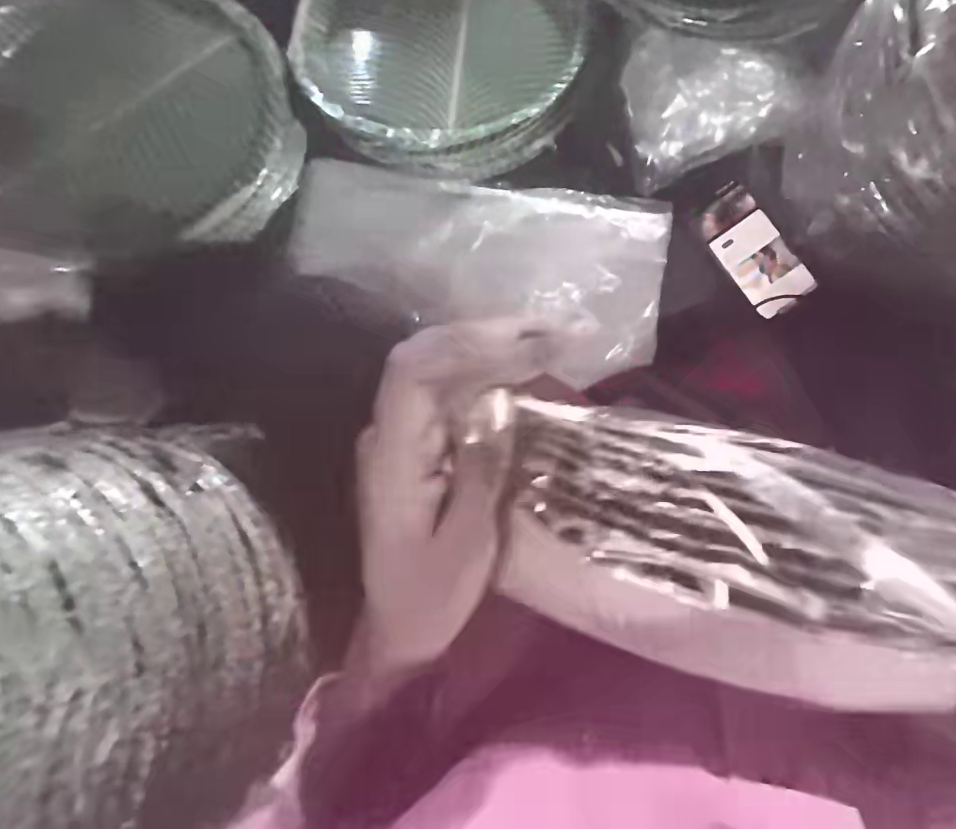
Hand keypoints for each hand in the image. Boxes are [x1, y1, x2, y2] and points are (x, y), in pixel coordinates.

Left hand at [350, 319, 564, 680]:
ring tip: (560, 332)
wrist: (396, 627)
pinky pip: (458, 383)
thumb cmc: (430, 596)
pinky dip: (497, 364)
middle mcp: (391, 431)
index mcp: (392, 457)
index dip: (470, 344)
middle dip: (497, 332)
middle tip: (563, 327)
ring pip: (446, 362)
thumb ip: (480, 474)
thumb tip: (499, 407)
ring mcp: (407, 430)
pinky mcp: (425, 436)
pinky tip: (532, 357)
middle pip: (433, 354)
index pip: (413, 373)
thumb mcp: (466, 547)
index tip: (531, 341)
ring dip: (502, 341)